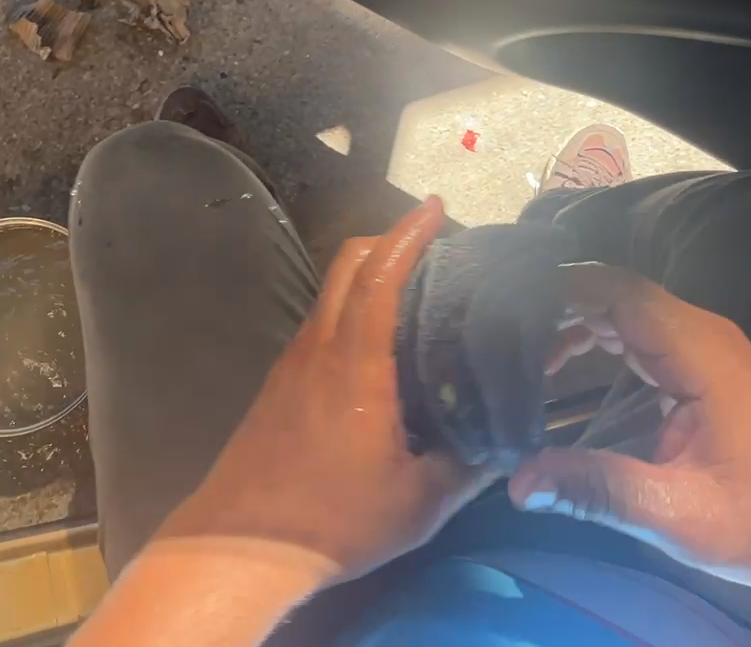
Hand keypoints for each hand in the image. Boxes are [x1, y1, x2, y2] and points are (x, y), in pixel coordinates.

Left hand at [155, 197, 496, 582]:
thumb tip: (506, 441)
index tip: (435, 207)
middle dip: (388, 238)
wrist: (243, 542)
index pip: (380, 276)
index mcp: (356, 363)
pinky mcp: (284, 376)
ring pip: (333, 288)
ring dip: (370, 270)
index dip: (408, 234)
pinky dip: (353, 302)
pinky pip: (323, 318)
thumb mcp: (417, 504)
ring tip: (416, 286)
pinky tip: (379, 336)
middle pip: (348, 264)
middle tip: (432, 242)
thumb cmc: (332, 519)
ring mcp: (296, 357)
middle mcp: (320, 345)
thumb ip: (467, 466)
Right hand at [508, 264, 750, 602]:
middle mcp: (699, 333)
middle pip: (614, 289)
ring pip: (620, 304)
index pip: (619, 289)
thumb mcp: (681, 517)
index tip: (507, 302)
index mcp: (699, 351)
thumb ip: (599, 490)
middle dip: (554, 299)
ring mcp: (699, 344)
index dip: (562, 286)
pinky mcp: (694, 361)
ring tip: (517, 341)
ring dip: (569, 315)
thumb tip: (520, 484)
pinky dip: (592, 333)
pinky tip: (557, 358)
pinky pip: (633, 327)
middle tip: (497, 322)